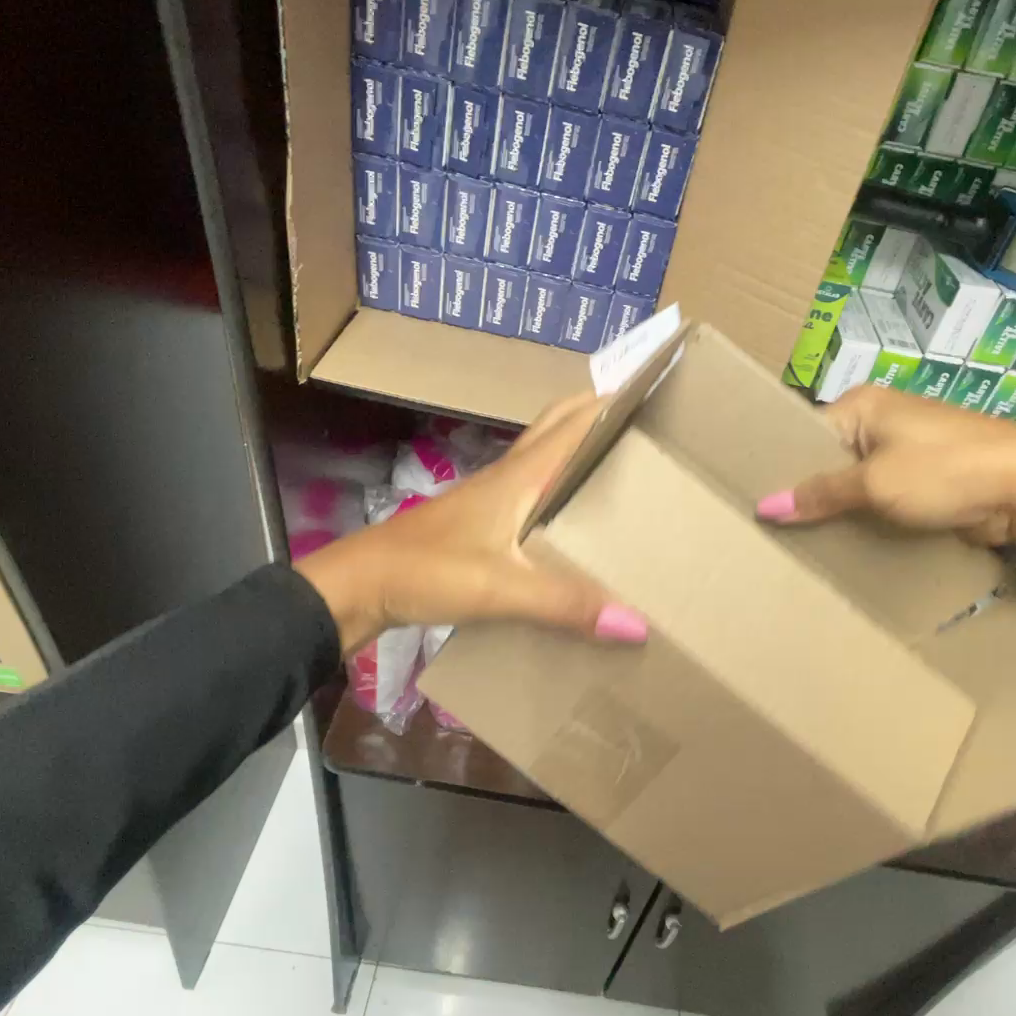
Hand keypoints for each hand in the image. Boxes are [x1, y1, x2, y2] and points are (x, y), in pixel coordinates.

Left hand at [296, 396, 648, 653]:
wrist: (359, 586)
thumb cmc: (426, 571)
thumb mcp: (498, 589)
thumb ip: (564, 604)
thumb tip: (637, 625)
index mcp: (518, 477)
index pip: (574, 422)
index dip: (611, 400)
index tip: (655, 391)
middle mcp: (507, 478)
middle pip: (558, 430)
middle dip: (599, 417)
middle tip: (644, 428)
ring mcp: (490, 500)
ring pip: (544, 461)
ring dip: (578, 454)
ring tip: (622, 473)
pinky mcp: (479, 525)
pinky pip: (531, 495)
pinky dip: (558, 492)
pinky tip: (572, 525)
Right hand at [753, 386, 1015, 546]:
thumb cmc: (944, 470)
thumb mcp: (874, 483)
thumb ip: (820, 494)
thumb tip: (765, 508)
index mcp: (863, 405)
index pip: (805, 433)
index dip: (781, 466)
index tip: (755, 499)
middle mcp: (881, 422)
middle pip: (829, 460)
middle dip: (808, 492)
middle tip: (772, 528)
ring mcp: (905, 451)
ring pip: (855, 484)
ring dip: (839, 510)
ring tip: (799, 542)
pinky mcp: (925, 481)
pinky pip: (882, 499)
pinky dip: (867, 518)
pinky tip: (844, 544)